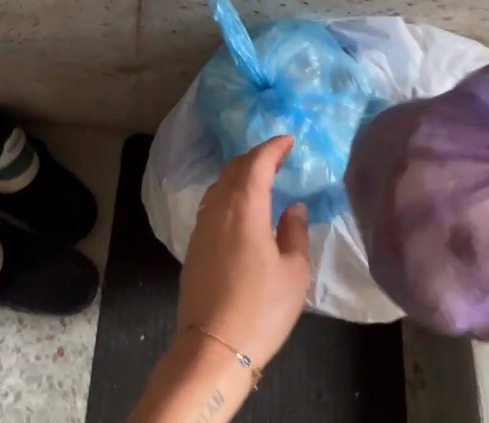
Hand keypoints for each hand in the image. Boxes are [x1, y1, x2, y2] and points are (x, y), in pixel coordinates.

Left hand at [179, 135, 312, 366]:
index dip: (274, 147)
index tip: (289, 140)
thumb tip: (293, 208)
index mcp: (244, 207)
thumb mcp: (294, 272)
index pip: (258, 163)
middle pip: (235, 169)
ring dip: (240, 175)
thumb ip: (294, 232)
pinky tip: (241, 208)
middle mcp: (218, 208)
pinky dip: (229, 194)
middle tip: (278, 157)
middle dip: (257, 157)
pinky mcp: (194, 246)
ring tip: (261, 179)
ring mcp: (201, 227)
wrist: (213, 348)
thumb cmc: (261, 309)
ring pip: (220, 185)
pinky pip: (212, 204)